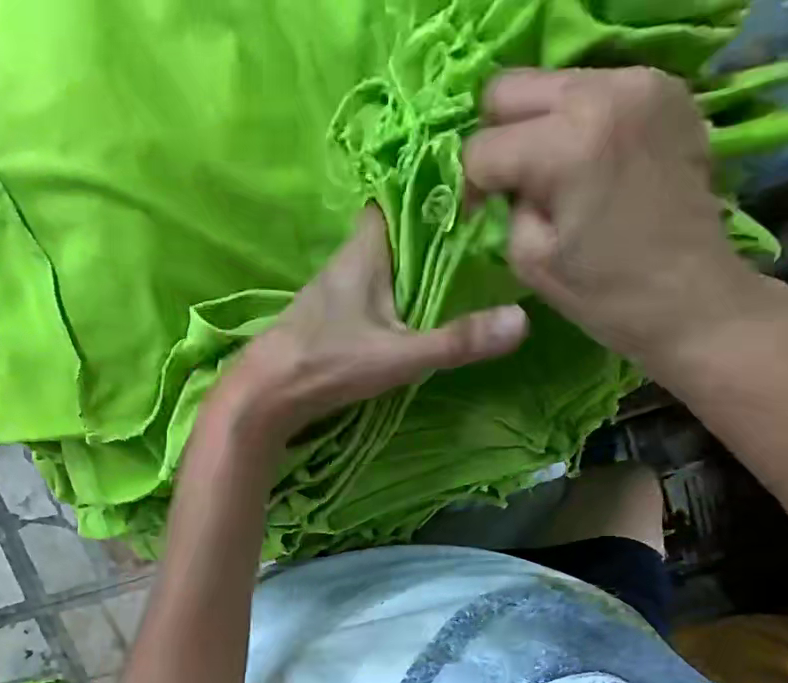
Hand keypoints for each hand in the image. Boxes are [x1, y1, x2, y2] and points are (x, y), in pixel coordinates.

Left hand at [214, 206, 527, 446]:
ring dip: (412, 261)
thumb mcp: (399, 356)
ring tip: (459, 261)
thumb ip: (457, 341)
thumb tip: (523, 319)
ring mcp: (333, 289)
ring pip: (381, 261)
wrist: (264, 395)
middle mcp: (347, 260)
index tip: (472, 181)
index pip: (399, 197)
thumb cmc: (327, 363)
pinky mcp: (327, 317)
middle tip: (480, 225)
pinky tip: (413, 305)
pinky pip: (369, 290)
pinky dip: (393, 290)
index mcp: (365, 251)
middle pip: (394, 229)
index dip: (432, 185)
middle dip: (431, 227)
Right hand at [464, 68, 765, 358]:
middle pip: (509, 89)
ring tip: (555, 174)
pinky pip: (594, 89)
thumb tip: (504, 181)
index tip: (482, 215)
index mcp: (567, 146)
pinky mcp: (664, 90)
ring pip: (552, 84)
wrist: (692, 297)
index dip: (473, 186)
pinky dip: (579, 121)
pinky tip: (591, 162)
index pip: (482, 147)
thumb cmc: (604, 294)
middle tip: (512, 183)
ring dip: (539, 127)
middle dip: (499, 138)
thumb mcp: (528, 259)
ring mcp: (641, 84)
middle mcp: (604, 94)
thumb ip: (504, 206)